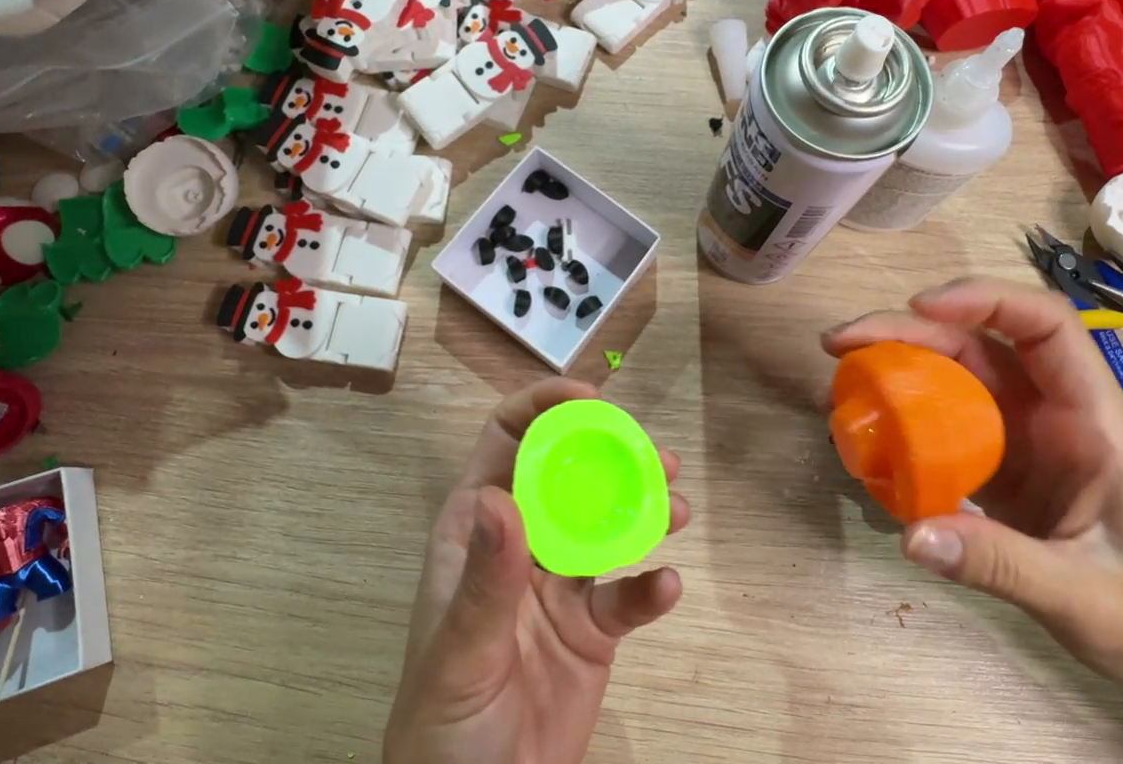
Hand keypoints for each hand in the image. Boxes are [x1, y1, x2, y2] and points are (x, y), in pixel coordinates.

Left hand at [384, 378, 691, 763]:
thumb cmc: (444, 722)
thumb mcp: (459, 651)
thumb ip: (485, 580)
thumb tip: (500, 497)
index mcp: (477, 529)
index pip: (507, 443)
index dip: (544, 409)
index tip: (590, 398)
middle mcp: (522, 544)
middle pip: (571, 475)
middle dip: (612, 455)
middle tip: (655, 455)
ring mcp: (561, 585)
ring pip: (608, 525)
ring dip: (644, 507)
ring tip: (677, 505)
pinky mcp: (594, 629)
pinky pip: (628, 596)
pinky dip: (650, 588)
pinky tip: (666, 587)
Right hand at [822, 279, 1122, 694]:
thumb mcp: (1082, 595)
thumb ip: (1000, 562)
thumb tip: (911, 534)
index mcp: (1093, 419)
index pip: (1046, 327)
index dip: (984, 301)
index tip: (918, 307)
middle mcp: (1055, 413)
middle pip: (980, 344)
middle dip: (909, 332)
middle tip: (840, 344)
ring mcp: (1026, 438)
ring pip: (955, 379)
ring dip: (897, 370)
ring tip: (837, 382)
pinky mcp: (1002, 466)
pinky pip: (946, 426)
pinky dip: (903, 422)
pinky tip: (866, 435)